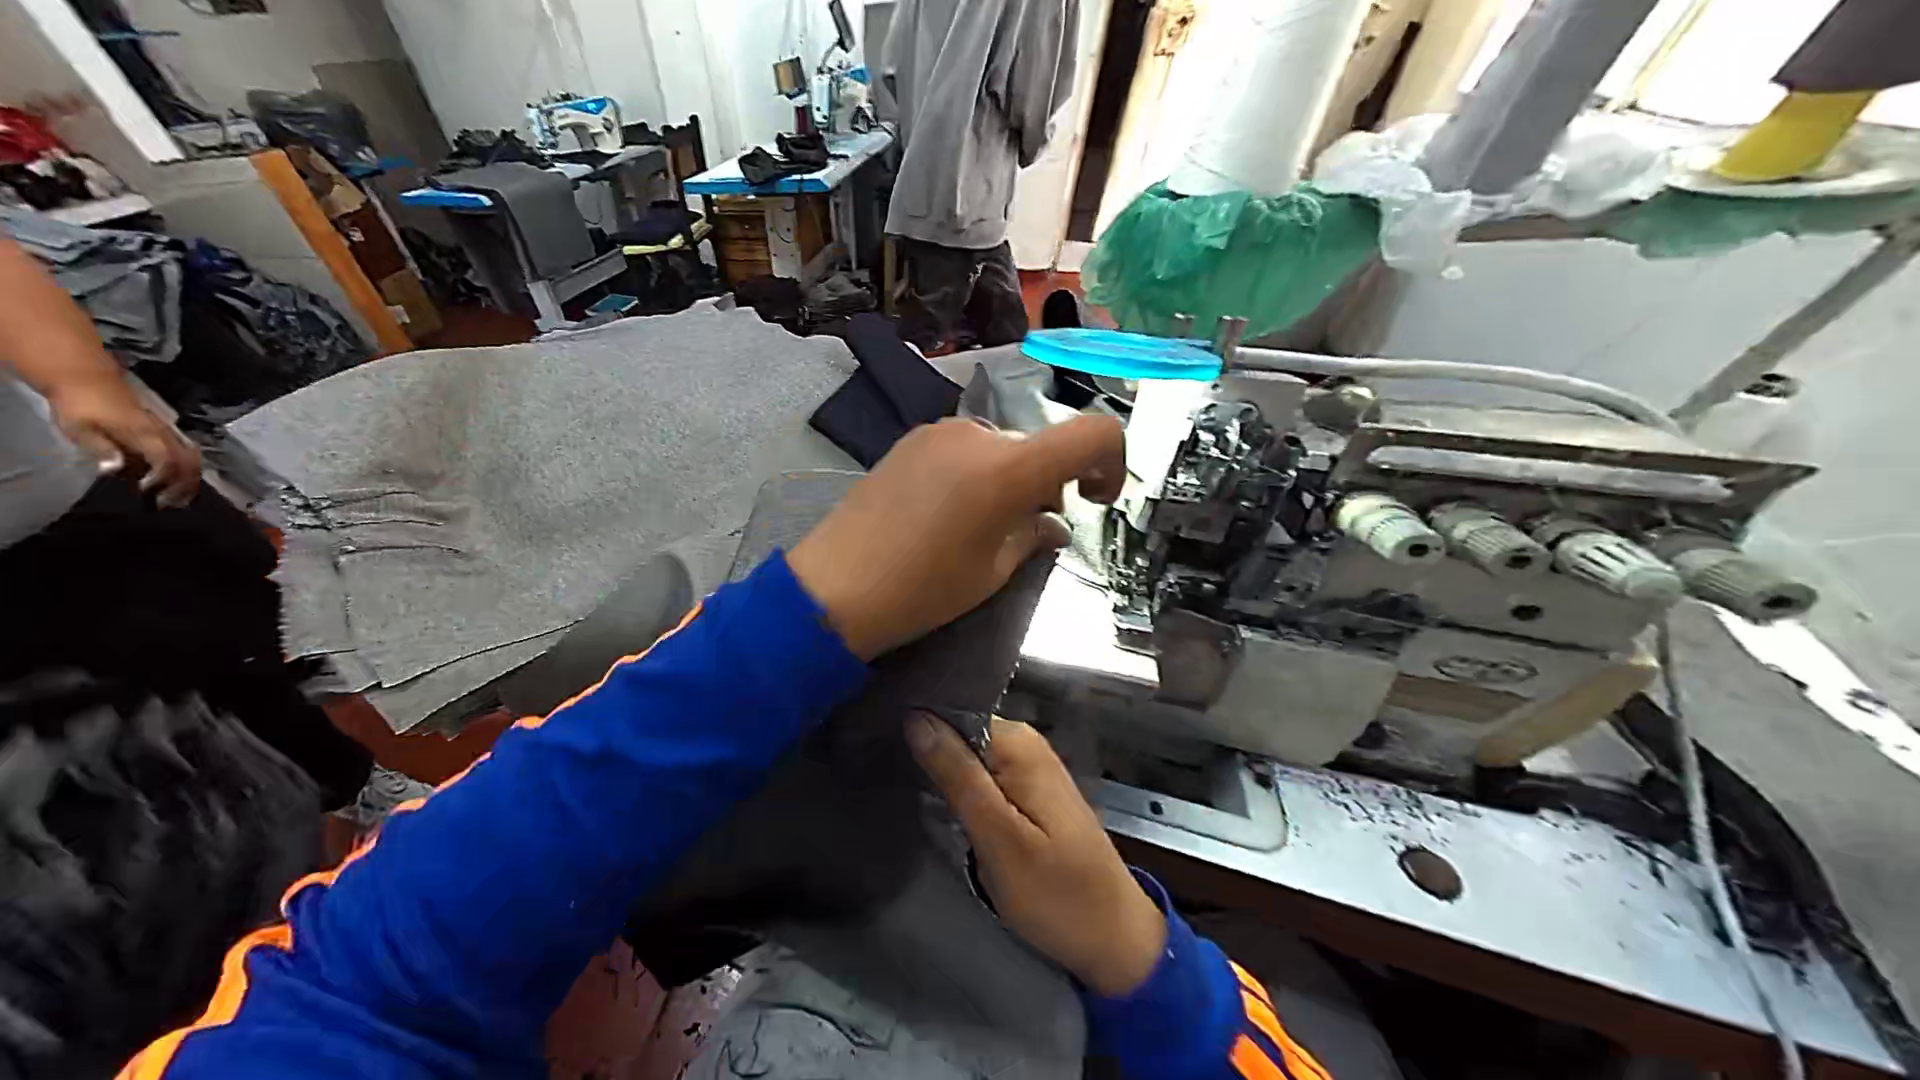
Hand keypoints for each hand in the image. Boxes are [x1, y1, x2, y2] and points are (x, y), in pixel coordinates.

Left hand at [47, 371, 199, 506]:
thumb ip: (101, 449)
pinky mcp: (165, 431)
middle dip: (185, 484)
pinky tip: (178, 477)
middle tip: (173, 503)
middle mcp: (163, 435)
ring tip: (181, 495)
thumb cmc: (79, 406)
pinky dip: (187, 468)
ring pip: (193, 458)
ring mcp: (167, 432)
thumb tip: (114, 471)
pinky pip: (187, 453)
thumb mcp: (79, 428)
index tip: (149, 492)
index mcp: (145, 436)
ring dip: (190, 478)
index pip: (167, 461)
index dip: (163, 479)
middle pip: (188, 462)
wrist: (86, 380)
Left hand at [786, 414, 1122, 660]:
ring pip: (1002, 448)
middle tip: (1030, 530)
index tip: (1096, 498)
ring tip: (984, 525)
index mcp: (1007, 469)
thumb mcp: (992, 572)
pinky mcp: (911, 440)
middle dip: (1050, 484)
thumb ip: (1034, 536)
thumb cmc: (922, 590)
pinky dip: (979, 472)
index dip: (1112, 462)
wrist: (833, 587)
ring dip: (1012, 479)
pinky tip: (951, 512)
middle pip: (1040, 446)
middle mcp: (977, 434)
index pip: (1092, 435)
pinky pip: (966, 449)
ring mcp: (939, 432)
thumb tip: (1052, 523)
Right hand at [907, 713, 1166, 996]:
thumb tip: (915, 718)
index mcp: (1018, 744)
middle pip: (959, 733)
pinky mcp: (1028, 793)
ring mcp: (1029, 768)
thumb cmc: (1056, 892)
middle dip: (927, 753)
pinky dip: (960, 790)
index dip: (917, 728)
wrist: (1113, 937)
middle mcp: (1025, 744)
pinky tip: (938, 805)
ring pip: (968, 757)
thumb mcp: (999, 837)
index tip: (882, 747)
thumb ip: (958, 775)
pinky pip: (983, 777)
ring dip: (941, 774)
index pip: (952, 713)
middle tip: (888, 777)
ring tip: (904, 790)